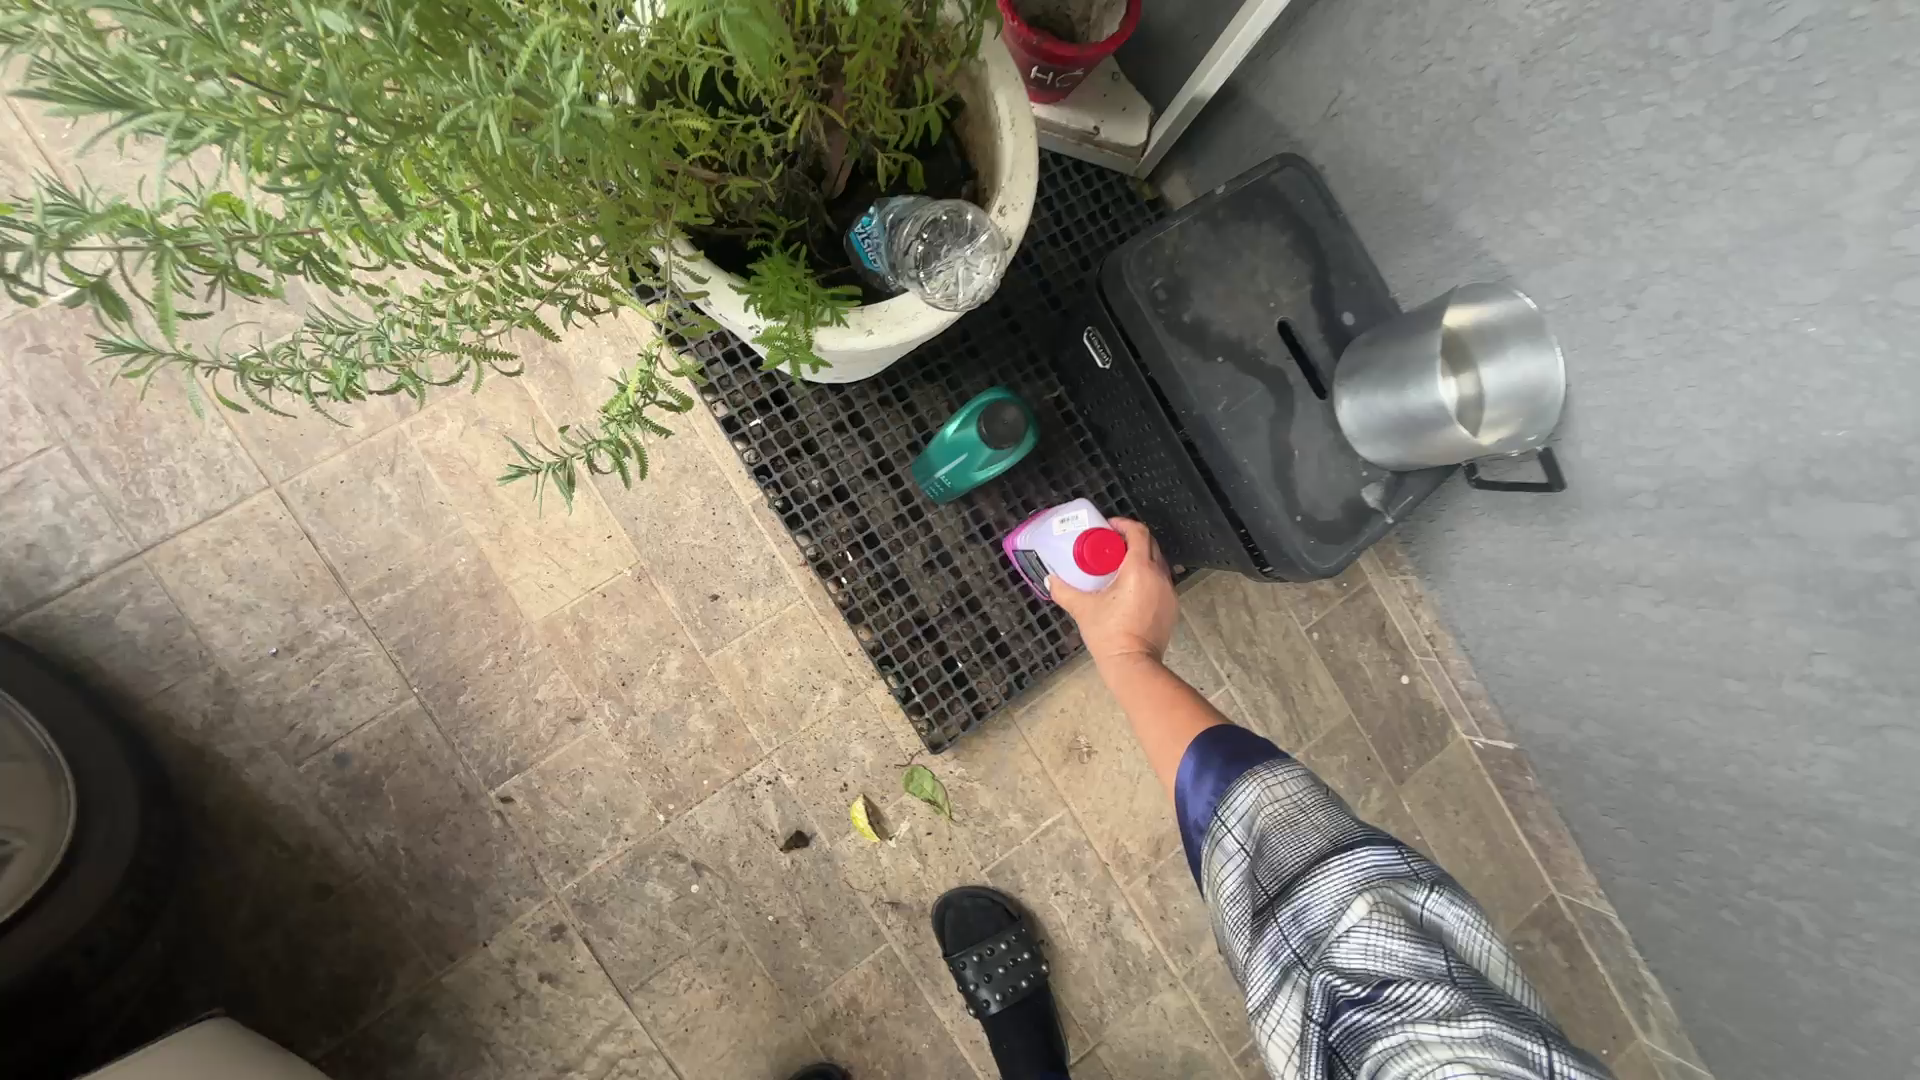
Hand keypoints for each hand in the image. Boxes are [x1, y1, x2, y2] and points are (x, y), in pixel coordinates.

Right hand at [1049, 517, 1176, 667]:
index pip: (1138, 533)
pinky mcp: (1172, 607)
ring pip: (1158, 563)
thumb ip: (1063, 590)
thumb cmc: (1109, 634)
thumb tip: (1051, 580)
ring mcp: (1169, 592)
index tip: (1109, 526)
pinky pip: (1161, 582)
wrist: (1132, 664)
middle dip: (1131, 539)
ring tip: (1119, 566)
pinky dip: (1148, 577)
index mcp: (1139, 569)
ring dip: (1141, 558)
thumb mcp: (1082, 608)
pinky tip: (1131, 588)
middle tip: (1110, 545)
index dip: (1124, 524)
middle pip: (1150, 544)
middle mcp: (1159, 576)